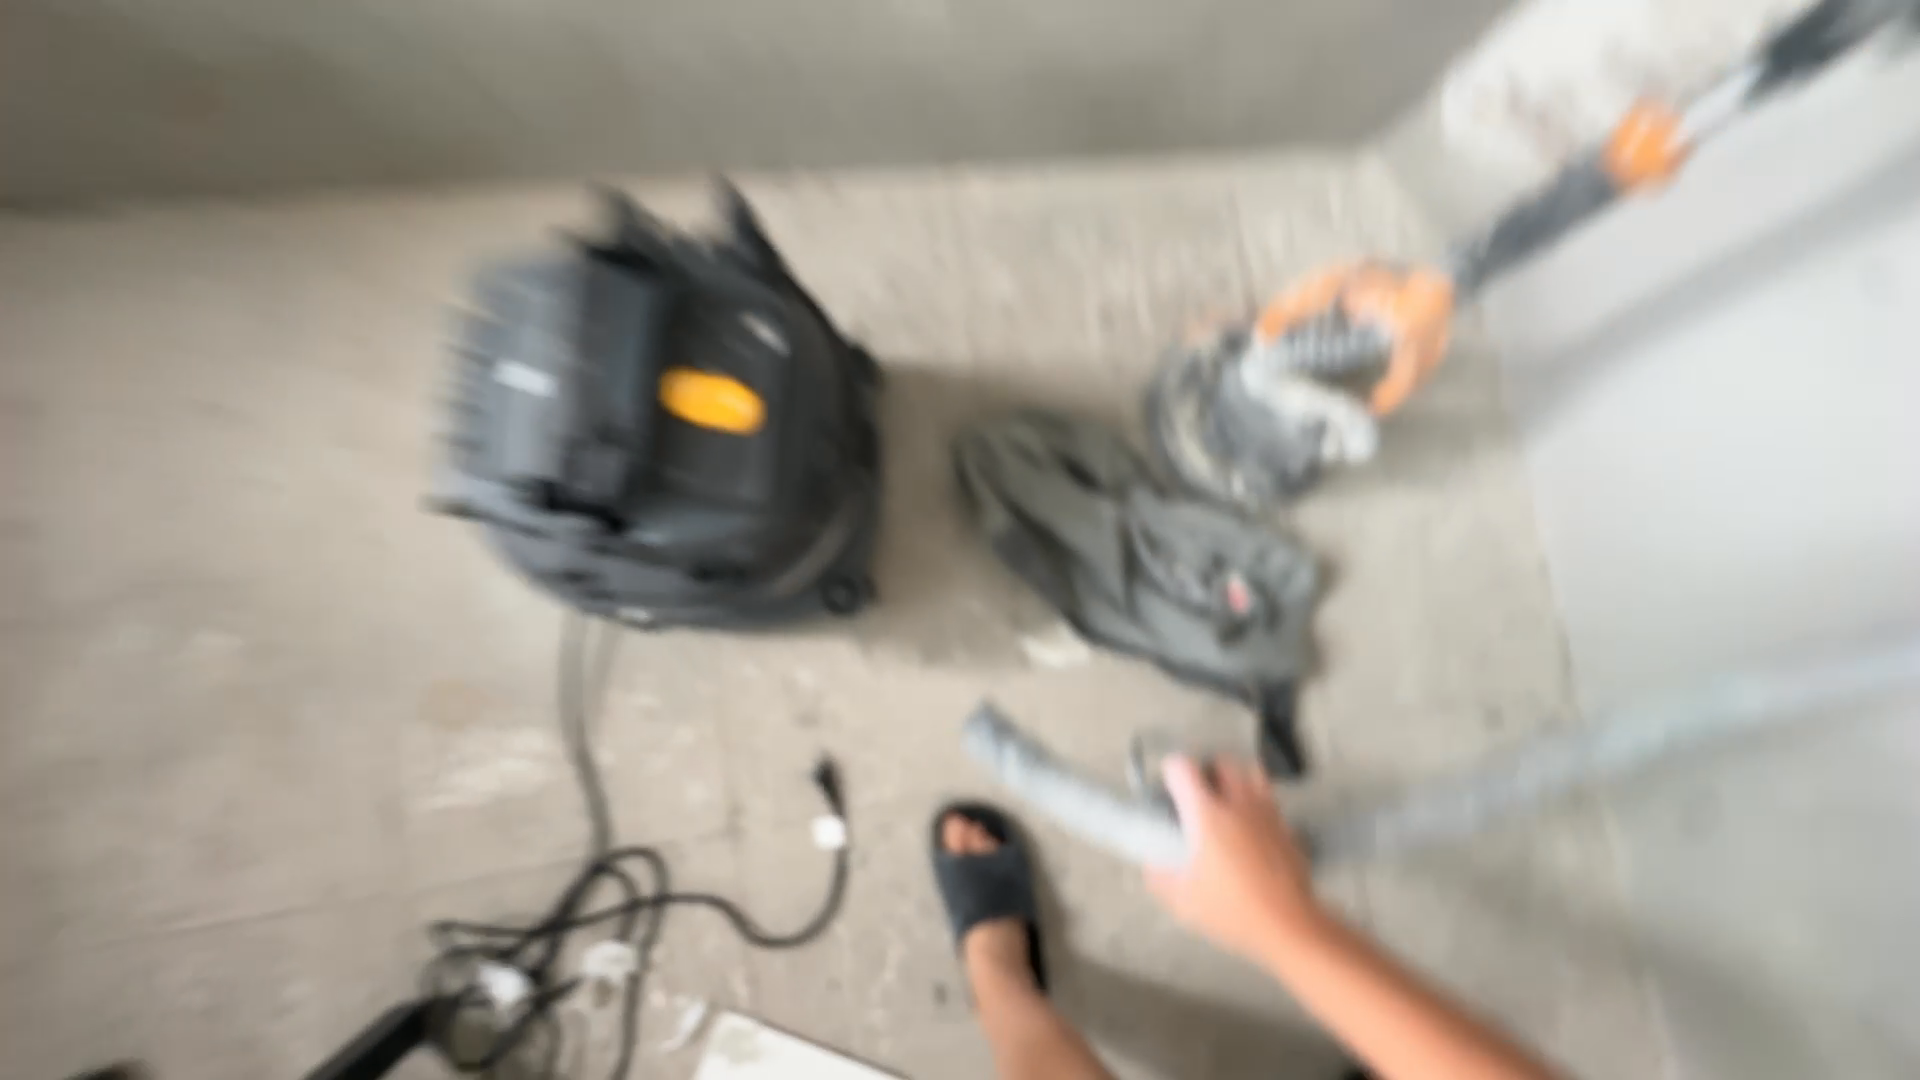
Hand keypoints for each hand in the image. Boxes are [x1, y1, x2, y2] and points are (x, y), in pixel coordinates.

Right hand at [1144, 756, 1323, 960]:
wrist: (1291, 927)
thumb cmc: (1236, 910)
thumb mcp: (1184, 900)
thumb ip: (1161, 877)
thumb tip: (1153, 867)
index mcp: (1207, 814)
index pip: (1183, 768)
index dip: (1171, 770)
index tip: (1169, 783)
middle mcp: (1237, 805)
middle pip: (1222, 763)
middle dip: (1208, 771)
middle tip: (1199, 791)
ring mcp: (1266, 815)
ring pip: (1252, 775)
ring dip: (1238, 780)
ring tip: (1229, 799)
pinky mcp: (1287, 830)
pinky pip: (1271, 803)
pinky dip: (1259, 805)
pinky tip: (1253, 827)